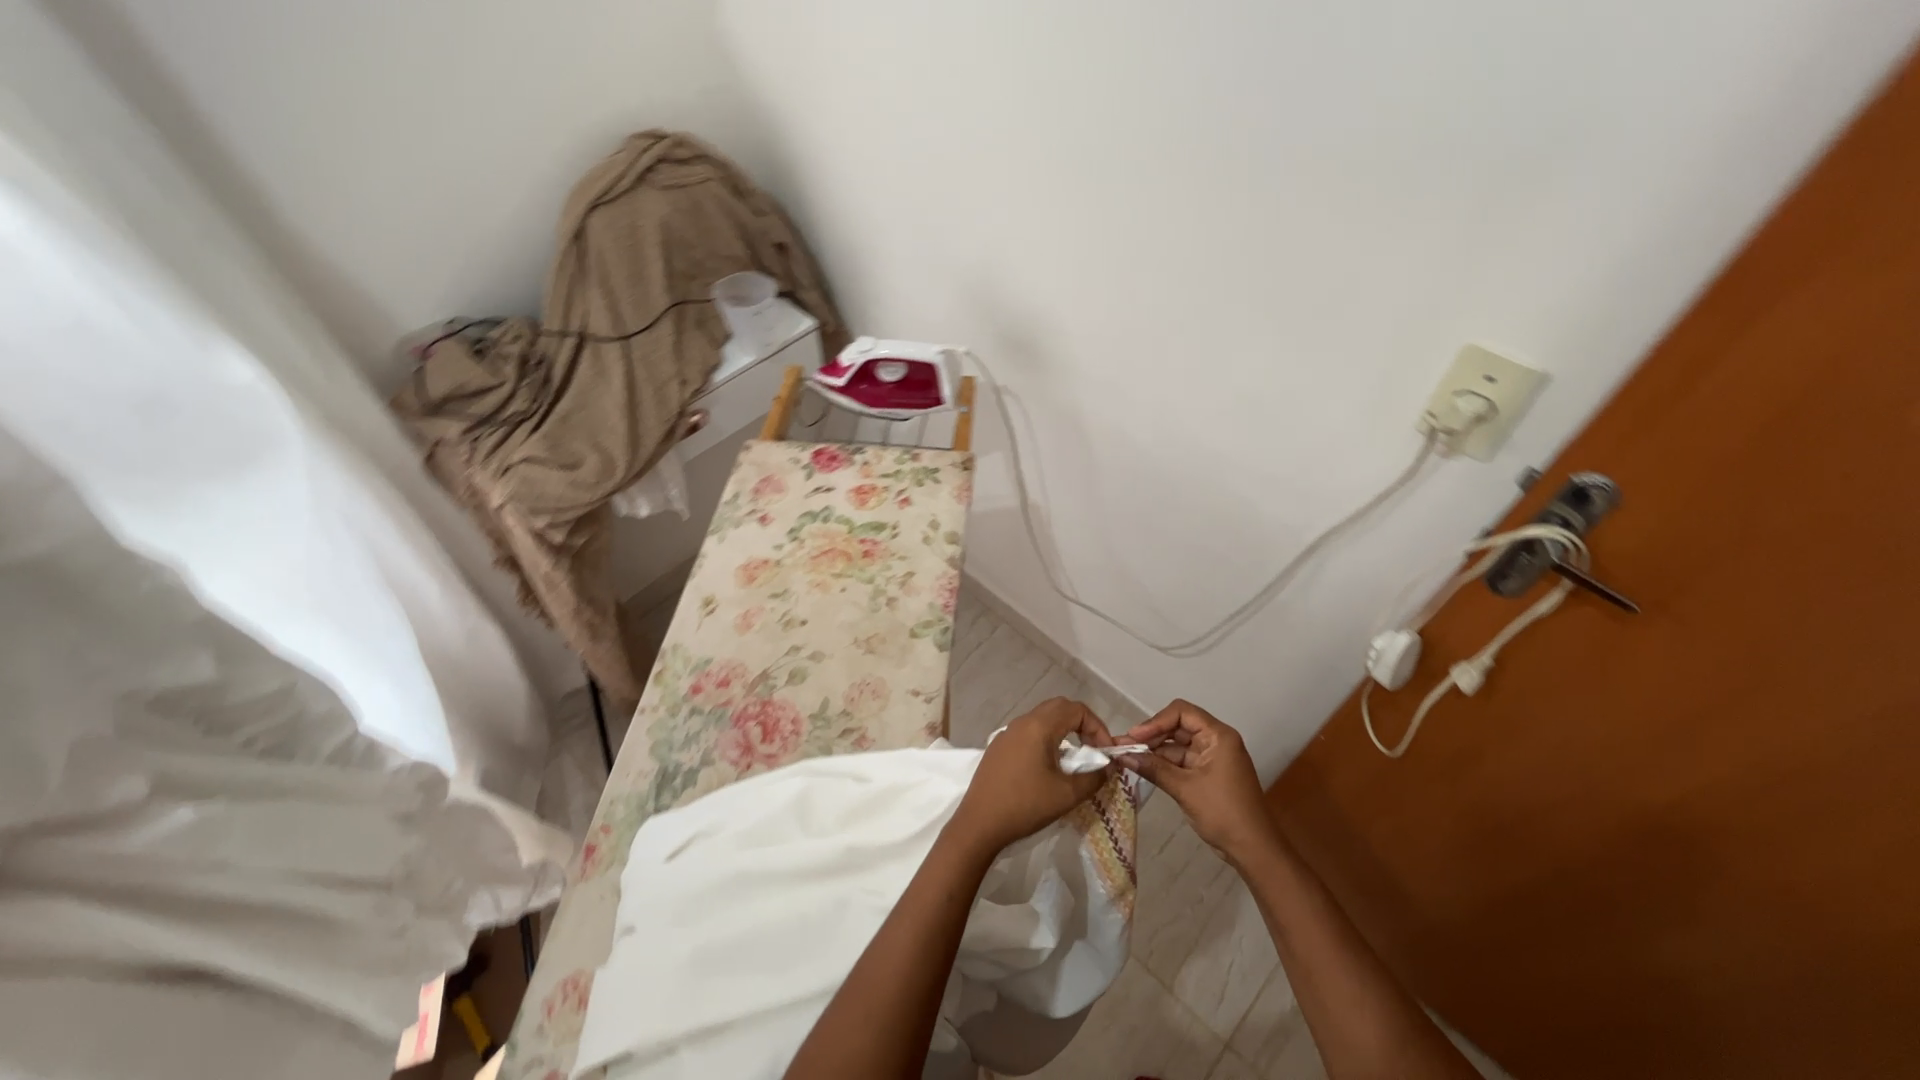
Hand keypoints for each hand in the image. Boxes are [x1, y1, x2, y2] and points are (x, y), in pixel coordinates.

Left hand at [949, 698, 1112, 853]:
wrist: (979, 824)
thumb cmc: (1025, 805)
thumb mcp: (1067, 794)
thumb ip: (1094, 777)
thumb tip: (1108, 768)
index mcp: (1039, 727)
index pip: (1077, 709)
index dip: (1097, 727)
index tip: (1105, 753)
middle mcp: (1021, 722)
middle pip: (1059, 708)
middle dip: (1082, 725)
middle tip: (1093, 750)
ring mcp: (1007, 734)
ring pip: (1042, 720)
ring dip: (1063, 732)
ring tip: (1073, 760)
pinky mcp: (998, 748)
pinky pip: (1028, 733)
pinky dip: (1046, 740)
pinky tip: (1048, 767)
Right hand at [1119, 699, 1281, 866]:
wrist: (1252, 848)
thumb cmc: (1223, 812)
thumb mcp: (1185, 788)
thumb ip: (1153, 768)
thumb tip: (1122, 755)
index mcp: (1218, 736)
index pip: (1181, 713)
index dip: (1155, 722)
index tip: (1133, 737)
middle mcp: (1215, 741)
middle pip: (1178, 727)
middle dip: (1151, 736)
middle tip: (1122, 747)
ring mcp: (1211, 759)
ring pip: (1177, 746)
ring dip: (1154, 752)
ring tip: (1126, 758)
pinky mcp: (1206, 775)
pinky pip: (1180, 762)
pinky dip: (1162, 765)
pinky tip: (1142, 769)